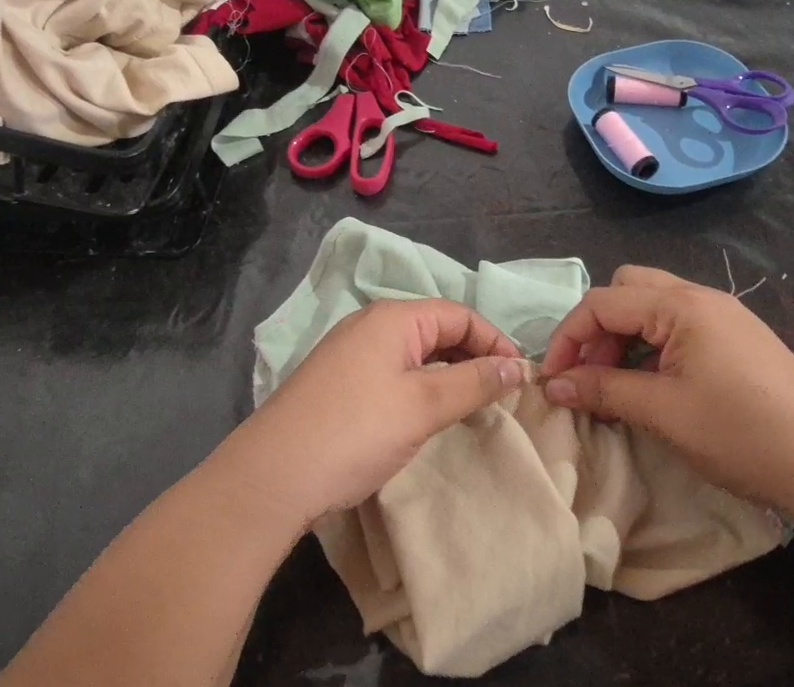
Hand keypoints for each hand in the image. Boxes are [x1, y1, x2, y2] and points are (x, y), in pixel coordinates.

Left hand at [217, 299, 524, 527]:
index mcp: (392, 318)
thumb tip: (519, 365)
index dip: (495, 341)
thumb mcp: (423, 406)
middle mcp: (370, 326)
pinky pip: (394, 373)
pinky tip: (429, 417)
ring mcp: (350, 355)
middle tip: (501, 397)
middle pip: (437, 330)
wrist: (271, 478)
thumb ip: (474, 382)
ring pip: (415, 354)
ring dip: (449, 375)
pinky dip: (421, 389)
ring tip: (472, 409)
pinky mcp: (339, 384)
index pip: (460, 315)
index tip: (521, 378)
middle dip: (474, 358)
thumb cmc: (355, 432)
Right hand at [540, 266, 793, 513]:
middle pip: (628, 289)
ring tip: (619, 386)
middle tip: (591, 375)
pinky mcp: (739, 338)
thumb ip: (603, 389)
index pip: (603, 302)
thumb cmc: (740, 432)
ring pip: (653, 306)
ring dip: (624, 338)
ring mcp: (724, 315)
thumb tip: (553, 385)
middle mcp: (701, 296)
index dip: (568, 337)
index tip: (552, 380)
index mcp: (681, 305)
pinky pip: (679, 325)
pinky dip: (653, 346)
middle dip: (597, 328)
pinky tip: (656, 385)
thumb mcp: (663, 412)